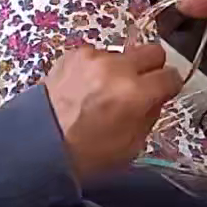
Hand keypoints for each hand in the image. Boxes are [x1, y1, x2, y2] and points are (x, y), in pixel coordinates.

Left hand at [43, 43, 181, 178]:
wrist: (36, 146)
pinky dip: (97, 68)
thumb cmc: (87, 154)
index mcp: (135, 94)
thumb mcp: (132, 146)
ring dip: (121, 68)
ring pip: (124, 54)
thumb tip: (157, 96)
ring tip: (103, 90)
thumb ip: (151, 114)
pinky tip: (85, 86)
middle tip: (140, 85)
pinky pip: (98, 55)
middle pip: (153, 51)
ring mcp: (94, 57)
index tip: (163, 92)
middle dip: (151, 68)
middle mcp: (117, 68)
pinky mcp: (74, 53)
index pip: (171, 76)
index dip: (169, 86)